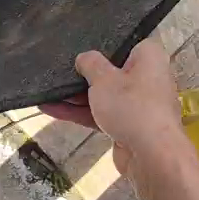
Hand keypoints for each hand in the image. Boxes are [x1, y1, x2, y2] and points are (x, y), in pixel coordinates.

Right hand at [43, 39, 191, 185]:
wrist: (151, 156)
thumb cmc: (131, 106)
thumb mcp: (103, 78)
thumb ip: (90, 63)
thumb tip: (84, 58)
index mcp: (149, 57)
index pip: (125, 43)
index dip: (102, 45)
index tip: (79, 47)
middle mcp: (147, 78)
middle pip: (111, 71)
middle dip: (83, 75)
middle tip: (57, 70)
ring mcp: (137, 104)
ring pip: (103, 95)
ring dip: (76, 96)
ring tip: (46, 92)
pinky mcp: (128, 126)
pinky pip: (101, 114)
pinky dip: (80, 112)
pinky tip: (52, 110)